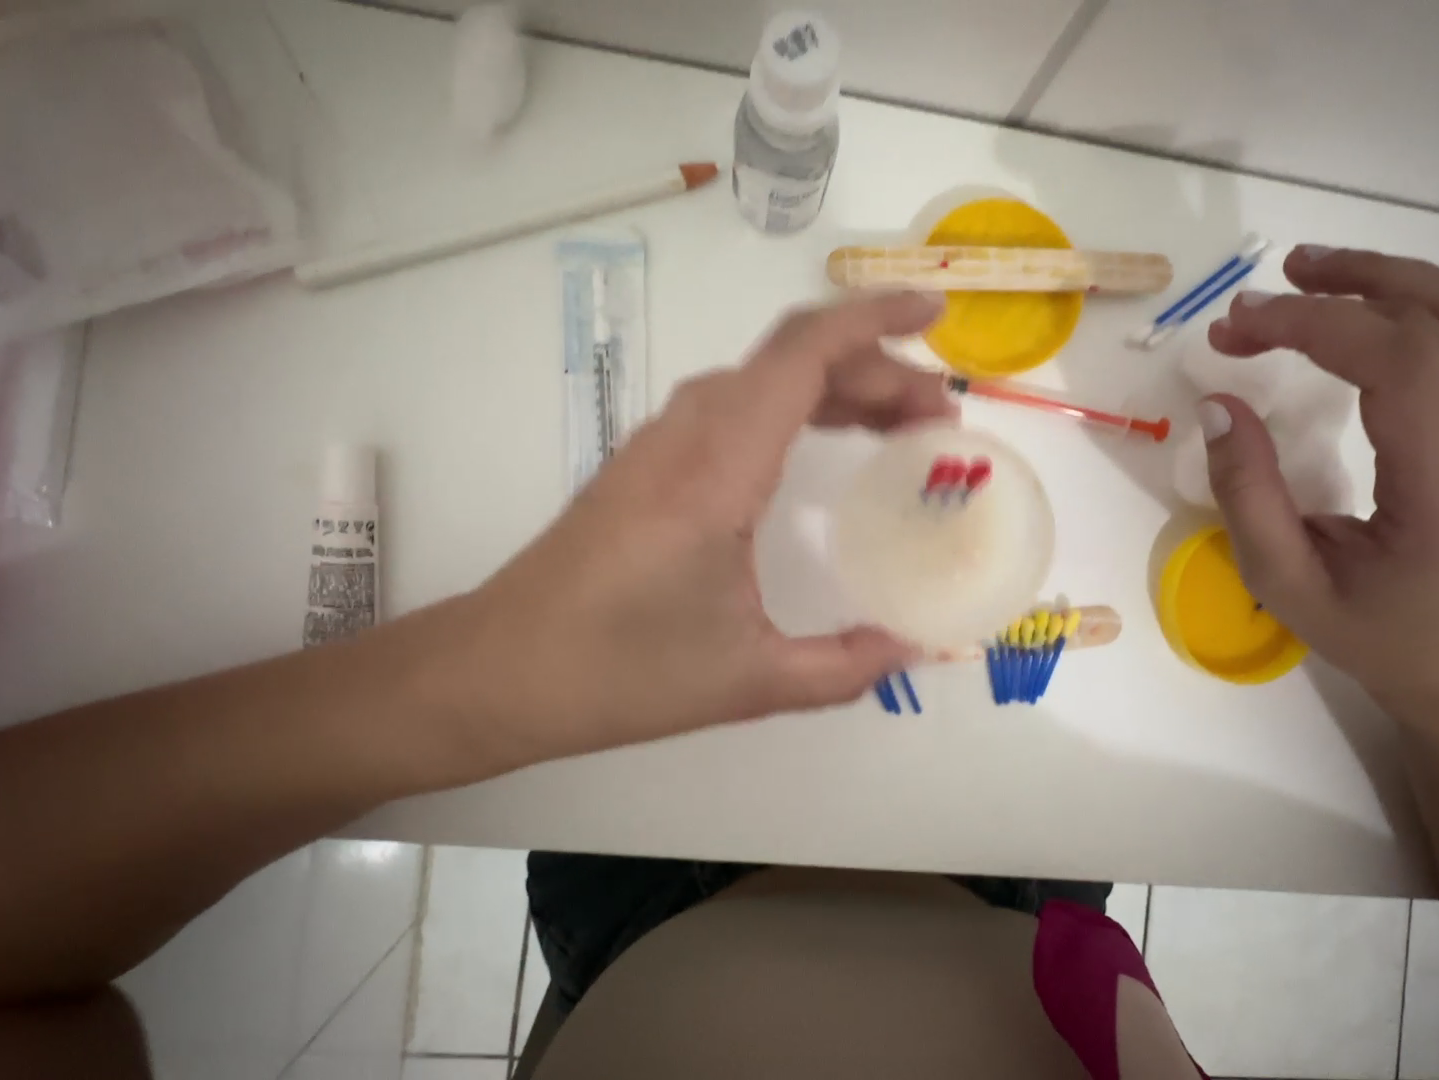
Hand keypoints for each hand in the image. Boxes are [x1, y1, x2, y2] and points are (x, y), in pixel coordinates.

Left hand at [413, 293, 951, 777]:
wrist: (500, 669)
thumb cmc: (619, 672)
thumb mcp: (749, 681)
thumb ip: (845, 667)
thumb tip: (917, 649)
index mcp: (717, 471)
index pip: (804, 354)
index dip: (876, 317)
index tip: (937, 310)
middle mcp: (687, 435)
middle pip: (793, 360)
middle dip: (877, 369)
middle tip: (938, 419)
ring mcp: (660, 442)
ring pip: (762, 378)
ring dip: (836, 386)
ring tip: (896, 429)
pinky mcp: (646, 461)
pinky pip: (734, 406)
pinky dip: (794, 407)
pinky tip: (818, 449)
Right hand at [1200, 247, 1438, 713]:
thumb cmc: (1369, 629)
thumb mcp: (1282, 580)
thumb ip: (1246, 492)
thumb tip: (1219, 405)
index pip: (1398, 362)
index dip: (1313, 325)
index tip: (1238, 327)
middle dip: (1336, 295)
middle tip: (1254, 304)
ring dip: (1396, 277)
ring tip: (1316, 272)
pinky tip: (1427, 291)